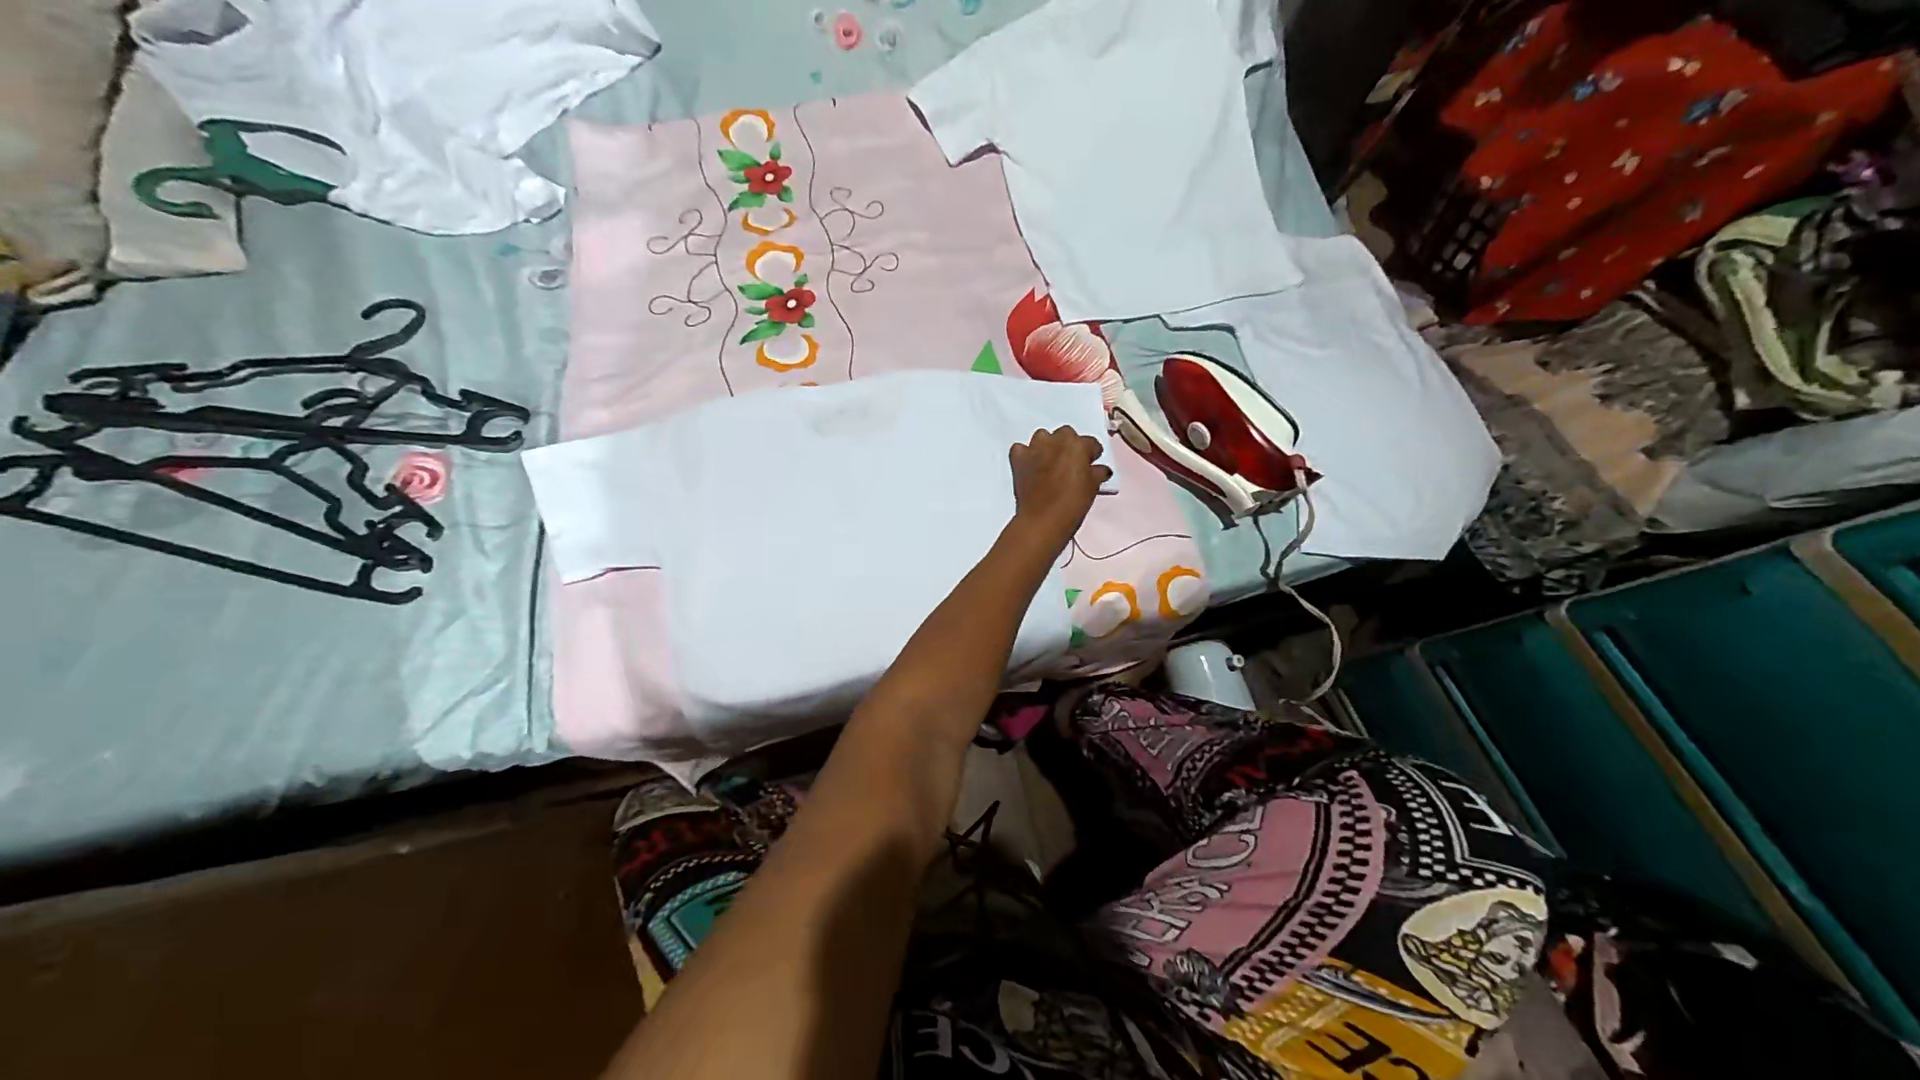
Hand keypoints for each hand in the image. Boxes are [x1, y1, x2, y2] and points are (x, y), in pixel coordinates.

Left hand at [1009, 426, 1110, 544]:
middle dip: (1069, 446)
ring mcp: (1034, 448)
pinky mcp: (1018, 458)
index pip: (1090, 443)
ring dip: (1047, 446)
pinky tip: (1030, 466)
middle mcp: (1055, 440)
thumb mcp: (1092, 488)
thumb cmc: (1073, 503)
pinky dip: (1025, 455)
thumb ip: (1097, 473)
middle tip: (1071, 464)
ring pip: (1042, 437)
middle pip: (1065, 434)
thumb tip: (1101, 469)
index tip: (1091, 464)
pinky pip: (1021, 449)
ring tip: (1050, 463)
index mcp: (1077, 444)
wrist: (1043, 519)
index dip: (1092, 454)